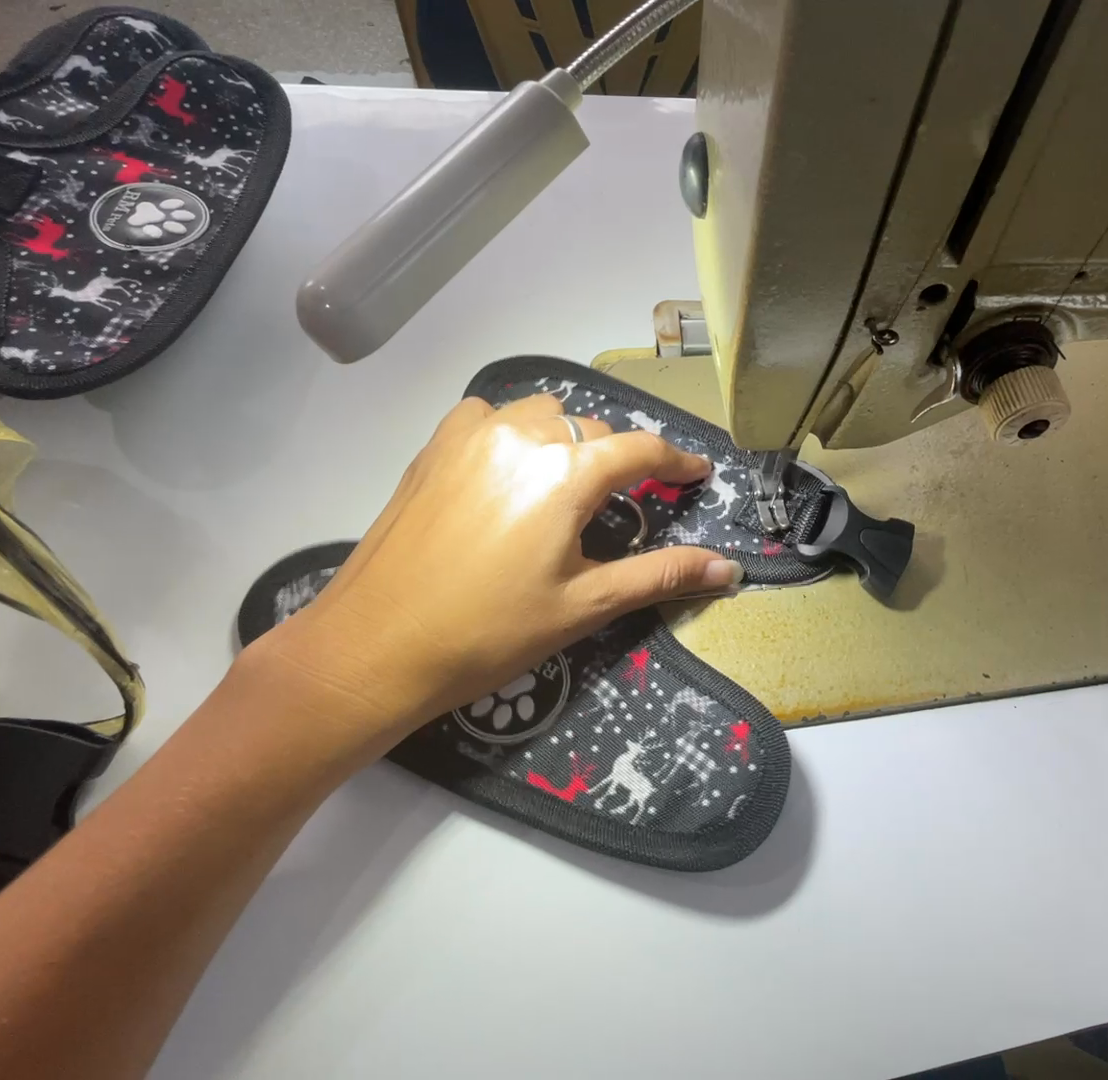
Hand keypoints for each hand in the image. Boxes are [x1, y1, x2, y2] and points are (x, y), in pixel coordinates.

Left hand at [242, 393, 740, 755]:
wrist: (376, 646)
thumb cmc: (490, 632)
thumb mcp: (585, 606)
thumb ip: (661, 575)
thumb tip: (731, 571)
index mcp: (566, 473)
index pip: (641, 449)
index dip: (678, 460)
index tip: (698, 473)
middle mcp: (522, 435)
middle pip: (593, 431)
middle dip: (619, 461)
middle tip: (626, 504)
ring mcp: (472, 435)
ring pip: (543, 415)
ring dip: (568, 441)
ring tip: (567, 486)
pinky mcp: (434, 447)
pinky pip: (491, 417)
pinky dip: (515, 434)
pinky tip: (509, 473)